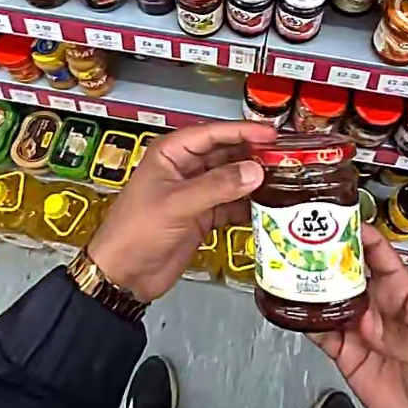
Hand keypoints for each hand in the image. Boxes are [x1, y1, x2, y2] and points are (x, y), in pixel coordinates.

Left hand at [86, 120, 275, 302]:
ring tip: (283, 179)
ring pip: (231, 178)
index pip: (212, 133)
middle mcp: (185, 168)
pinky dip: (247, 204)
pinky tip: (267, 206)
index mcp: (171, 153)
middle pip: (225, 153)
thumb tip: (254, 171)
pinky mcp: (202, 215)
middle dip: (252, 154)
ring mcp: (194, 192)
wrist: (123, 276)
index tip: (270, 134)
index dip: (242, 131)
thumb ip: (217, 186)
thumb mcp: (176, 204)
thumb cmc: (136, 231)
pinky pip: (231, 204)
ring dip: (253, 180)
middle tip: (284, 157)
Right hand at [310, 227, 407, 407]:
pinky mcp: (346, 353)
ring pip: (327, 297)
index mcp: (402, 292)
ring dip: (310, 287)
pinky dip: (305, 321)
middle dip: (325, 256)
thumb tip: (366, 320)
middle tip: (302, 248)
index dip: (359, 233)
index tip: (337, 221)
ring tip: (291, 276)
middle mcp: (376, 304)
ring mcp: (359, 327)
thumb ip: (400, 337)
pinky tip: (295, 314)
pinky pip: (320, 331)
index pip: (379, 252)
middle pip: (345, 269)